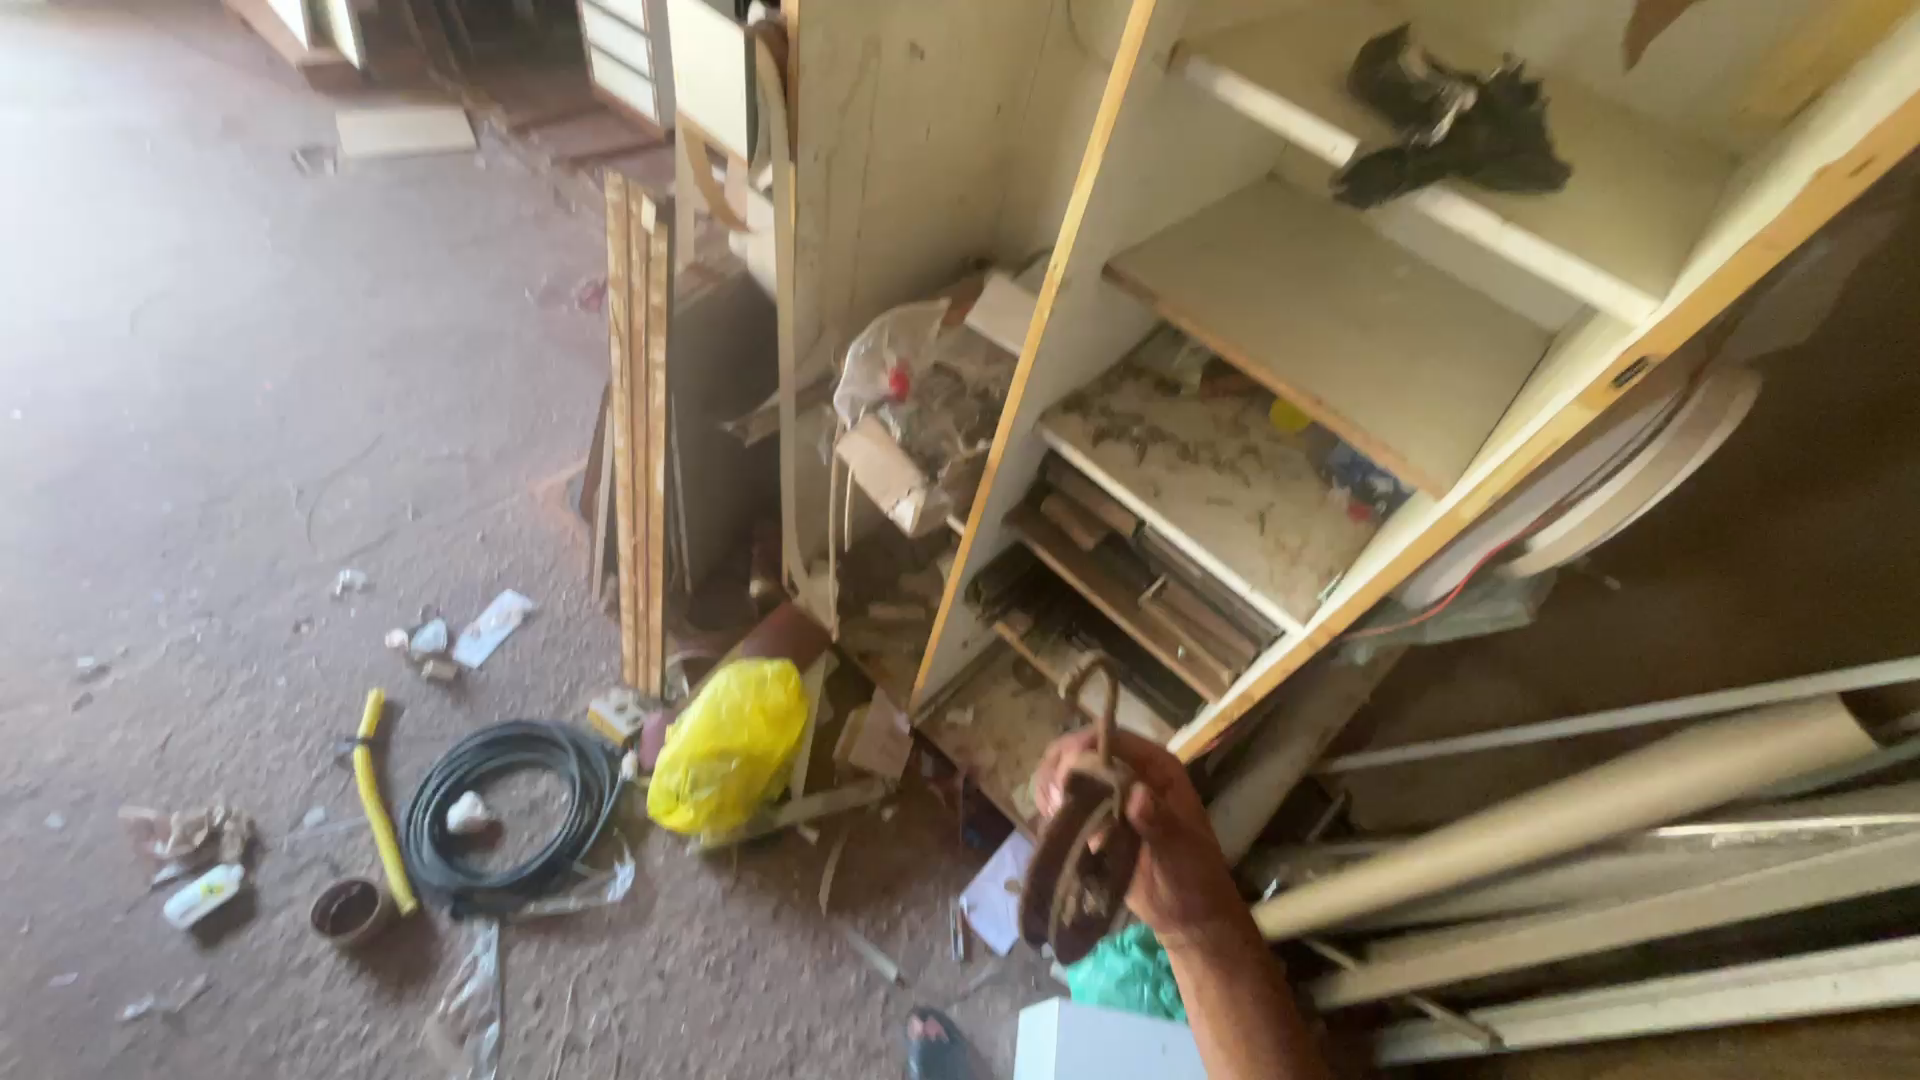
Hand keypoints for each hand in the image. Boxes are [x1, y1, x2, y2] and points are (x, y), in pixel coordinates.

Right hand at [1033, 729, 1250, 951]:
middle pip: (1081, 749)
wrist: (1187, 915)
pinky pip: (1063, 800)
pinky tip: (1052, 825)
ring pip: (1066, 771)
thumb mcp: (1181, 851)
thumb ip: (1160, 822)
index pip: (1113, 738)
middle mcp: (1128, 771)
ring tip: (1053, 815)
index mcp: (1156, 767)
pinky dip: (1052, 807)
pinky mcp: (1093, 817)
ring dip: (1052, 787)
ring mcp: (1108, 794)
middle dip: (1060, 768)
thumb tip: (1136, 795)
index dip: (1084, 748)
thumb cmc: (1194, 877)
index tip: (1065, 777)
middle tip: (1055, 801)